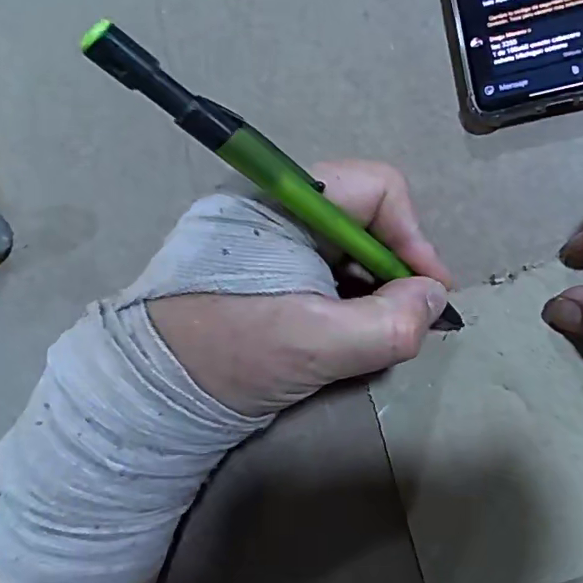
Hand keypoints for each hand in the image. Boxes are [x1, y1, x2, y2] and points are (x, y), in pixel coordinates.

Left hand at [148, 160, 455, 417]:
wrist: (148, 392)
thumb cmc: (229, 355)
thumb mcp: (319, 344)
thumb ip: (390, 323)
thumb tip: (434, 300)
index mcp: (285, 201)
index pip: (378, 189)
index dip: (413, 237)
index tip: (428, 290)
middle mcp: (279, 206)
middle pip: (368, 217)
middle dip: (397, 267)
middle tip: (410, 314)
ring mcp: (270, 236)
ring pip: (350, 246)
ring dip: (376, 286)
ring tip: (380, 329)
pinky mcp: (265, 267)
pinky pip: (327, 268)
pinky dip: (351, 297)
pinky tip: (350, 332)